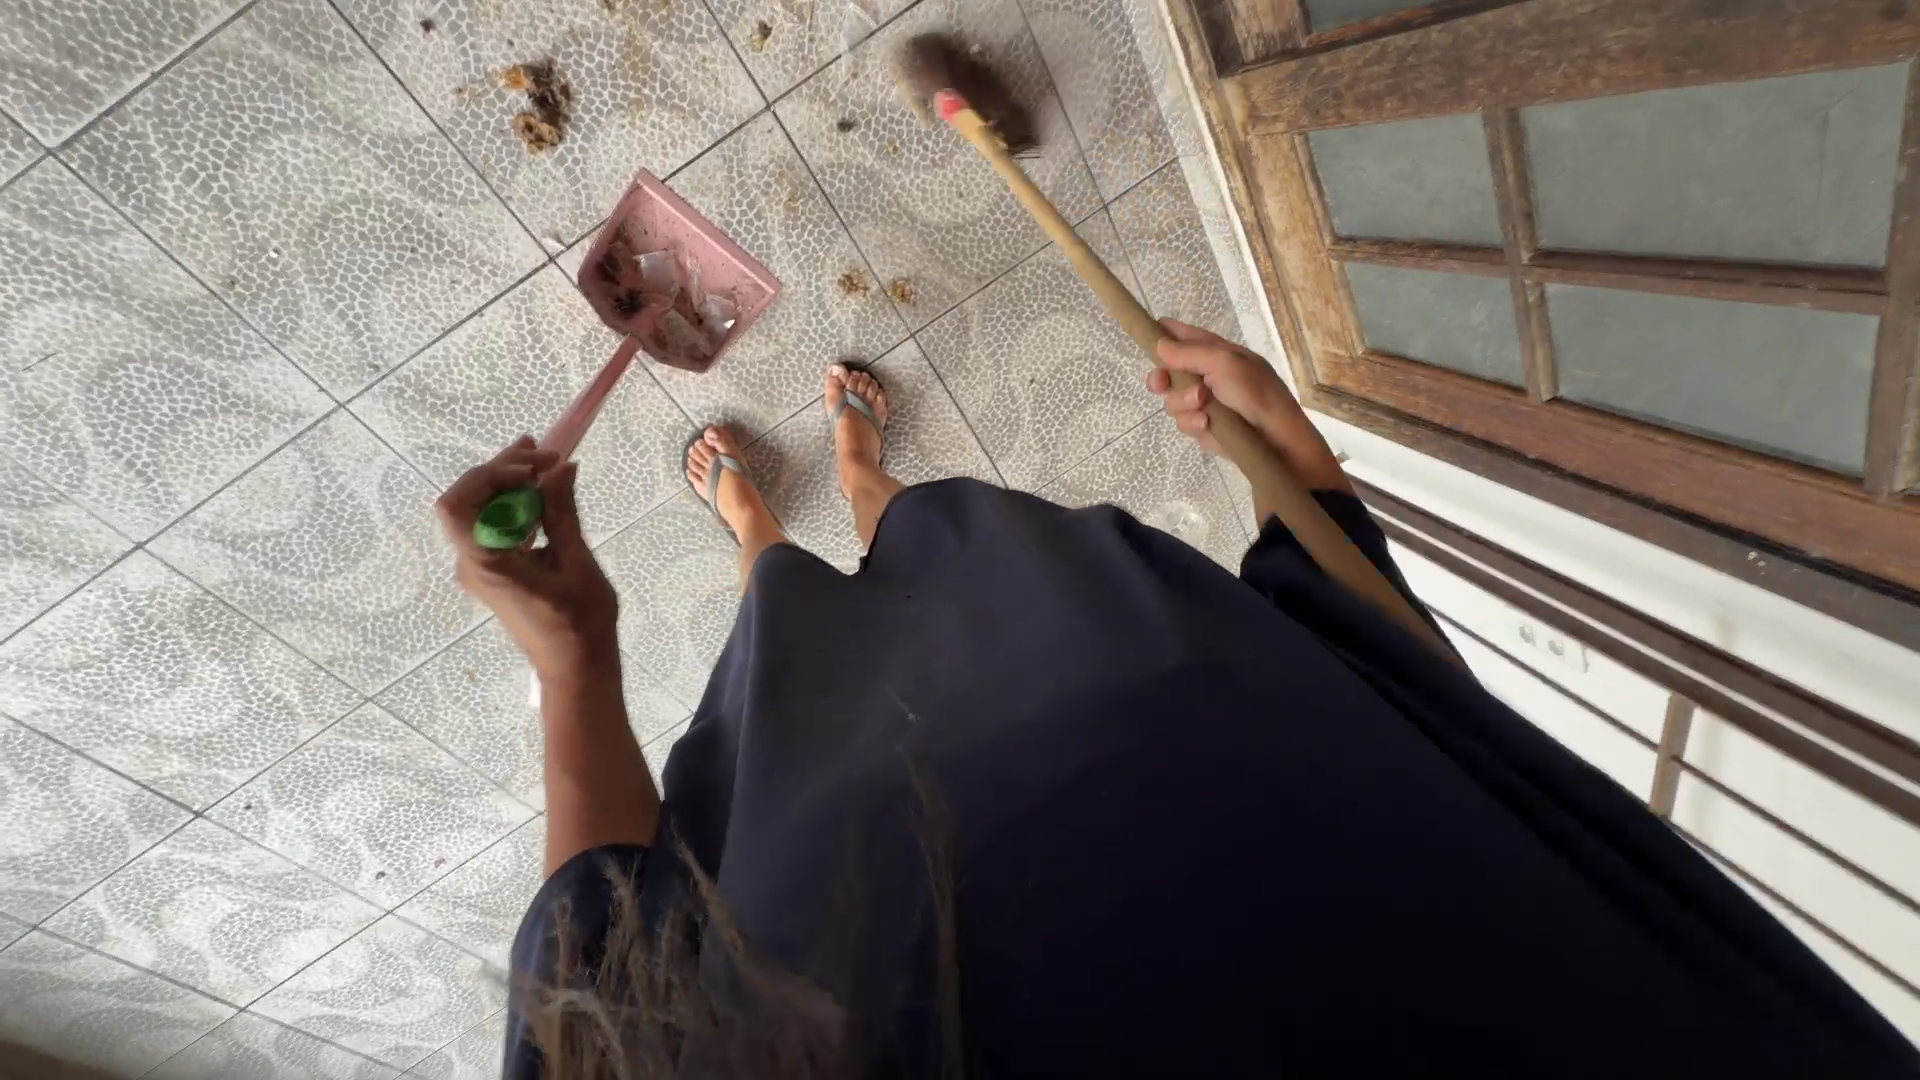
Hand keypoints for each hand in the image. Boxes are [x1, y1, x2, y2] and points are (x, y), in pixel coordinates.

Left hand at [435, 437, 619, 683]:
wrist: (576, 665)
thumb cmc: (581, 621)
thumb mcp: (577, 563)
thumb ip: (562, 513)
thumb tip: (561, 468)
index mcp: (487, 562)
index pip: (460, 503)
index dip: (490, 474)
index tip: (534, 465)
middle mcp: (472, 562)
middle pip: (468, 502)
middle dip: (503, 471)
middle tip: (545, 451)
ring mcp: (482, 568)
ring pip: (482, 512)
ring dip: (511, 486)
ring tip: (547, 464)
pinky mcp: (496, 572)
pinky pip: (496, 528)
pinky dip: (517, 506)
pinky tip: (543, 495)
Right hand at [1143, 319, 1292, 453]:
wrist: (1276, 439)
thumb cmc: (1256, 393)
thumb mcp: (1225, 363)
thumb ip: (1190, 353)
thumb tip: (1159, 344)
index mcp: (1215, 352)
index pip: (1182, 336)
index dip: (1162, 334)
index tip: (1145, 337)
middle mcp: (1205, 374)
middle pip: (1166, 371)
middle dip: (1161, 379)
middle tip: (1159, 384)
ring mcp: (1202, 402)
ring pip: (1171, 401)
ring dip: (1183, 404)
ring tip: (1204, 409)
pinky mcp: (1201, 426)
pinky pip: (1182, 422)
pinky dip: (1192, 423)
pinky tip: (1207, 425)